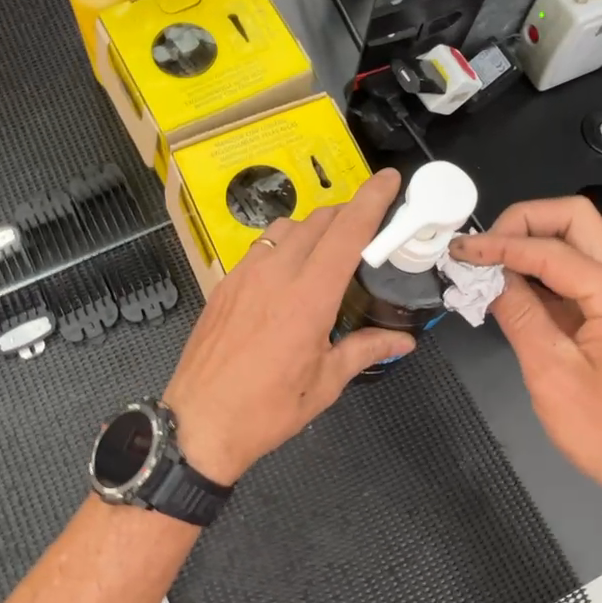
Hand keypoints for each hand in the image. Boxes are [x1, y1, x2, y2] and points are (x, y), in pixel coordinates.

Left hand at [168, 170, 415, 484]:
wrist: (198, 424)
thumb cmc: (267, 410)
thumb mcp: (325, 383)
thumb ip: (364, 350)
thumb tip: (403, 341)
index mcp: (309, 297)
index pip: (347, 231)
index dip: (372, 199)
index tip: (389, 178)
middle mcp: (276, 275)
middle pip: (318, 221)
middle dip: (347, 213)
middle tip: (368, 224)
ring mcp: (244, 275)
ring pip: (285, 228)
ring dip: (313, 226)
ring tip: (328, 246)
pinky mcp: (224, 285)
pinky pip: (260, 248)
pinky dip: (284, 245)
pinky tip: (289, 271)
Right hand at [449, 198, 601, 524]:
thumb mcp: (550, 372)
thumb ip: (518, 313)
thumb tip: (484, 274)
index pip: (552, 248)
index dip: (500, 244)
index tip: (459, 249)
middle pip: (576, 220)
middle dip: (523, 222)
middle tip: (481, 249)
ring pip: (578, 240)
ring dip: (532, 243)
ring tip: (486, 265)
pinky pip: (579, 272)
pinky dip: (543, 270)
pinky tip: (509, 286)